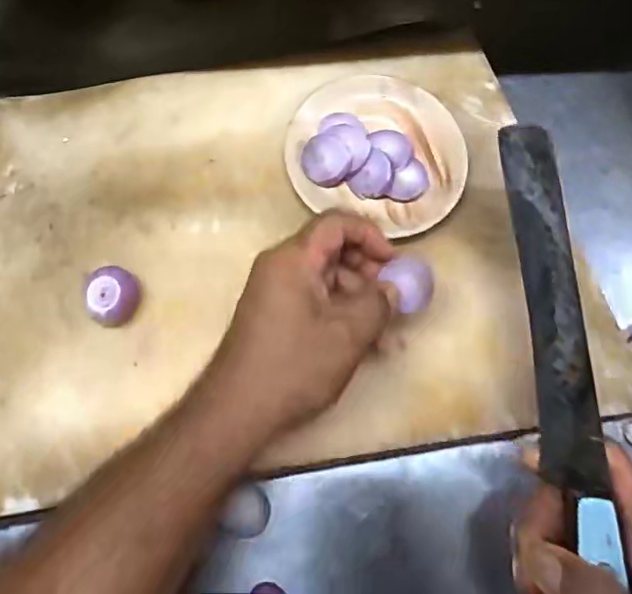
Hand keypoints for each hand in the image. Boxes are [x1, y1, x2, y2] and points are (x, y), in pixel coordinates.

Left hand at [194, 212, 397, 441]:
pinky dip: (340, 314)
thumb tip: (393, 287)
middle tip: (393, 299)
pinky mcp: (274, 313)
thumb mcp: (346, 336)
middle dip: (367, 271)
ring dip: (358, 299)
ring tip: (388, 335)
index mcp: (293, 258)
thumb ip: (377, 304)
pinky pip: (314, 299)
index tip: (394, 264)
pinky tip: (367, 346)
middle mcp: (280, 264)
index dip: (369, 235)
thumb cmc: (293, 365)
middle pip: (330, 249)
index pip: (335, 223)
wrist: (237, 407)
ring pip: (325, 278)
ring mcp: (274, 289)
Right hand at [512, 442, 631, 593]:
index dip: (569, 451)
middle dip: (539, 525)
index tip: (526, 463)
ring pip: (554, 537)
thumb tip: (538, 553)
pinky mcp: (593, 588)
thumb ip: (590, 583)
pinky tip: (538, 592)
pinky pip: (556, 570)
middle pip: (568, 500)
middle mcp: (630, 547)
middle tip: (532, 572)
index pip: (612, 465)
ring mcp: (611, 573)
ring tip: (535, 590)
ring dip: (534, 559)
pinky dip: (540, 580)